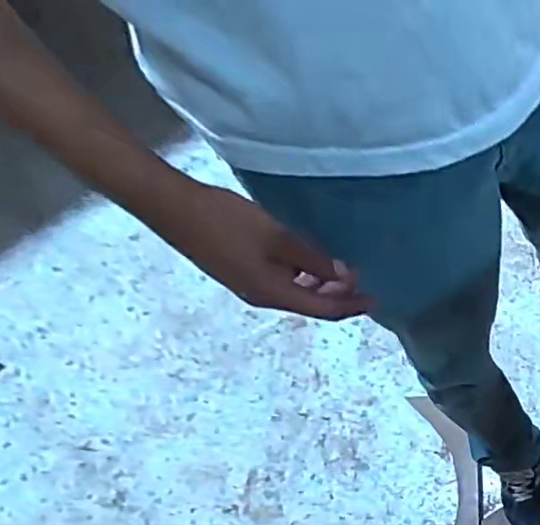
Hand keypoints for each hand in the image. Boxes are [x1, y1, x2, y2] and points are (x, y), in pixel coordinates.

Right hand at [142, 181, 370, 319]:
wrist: (164, 201)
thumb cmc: (224, 218)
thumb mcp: (280, 239)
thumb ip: (316, 261)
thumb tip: (343, 276)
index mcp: (276, 294)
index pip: (327, 309)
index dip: (354, 305)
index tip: (376, 299)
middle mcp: (264, 298)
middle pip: (314, 305)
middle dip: (340, 294)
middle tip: (359, 277)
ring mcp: (249, 287)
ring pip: (298, 294)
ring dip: (322, 285)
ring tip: (339, 268)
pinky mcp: (239, 273)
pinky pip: (282, 283)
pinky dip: (303, 277)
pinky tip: (309, 262)